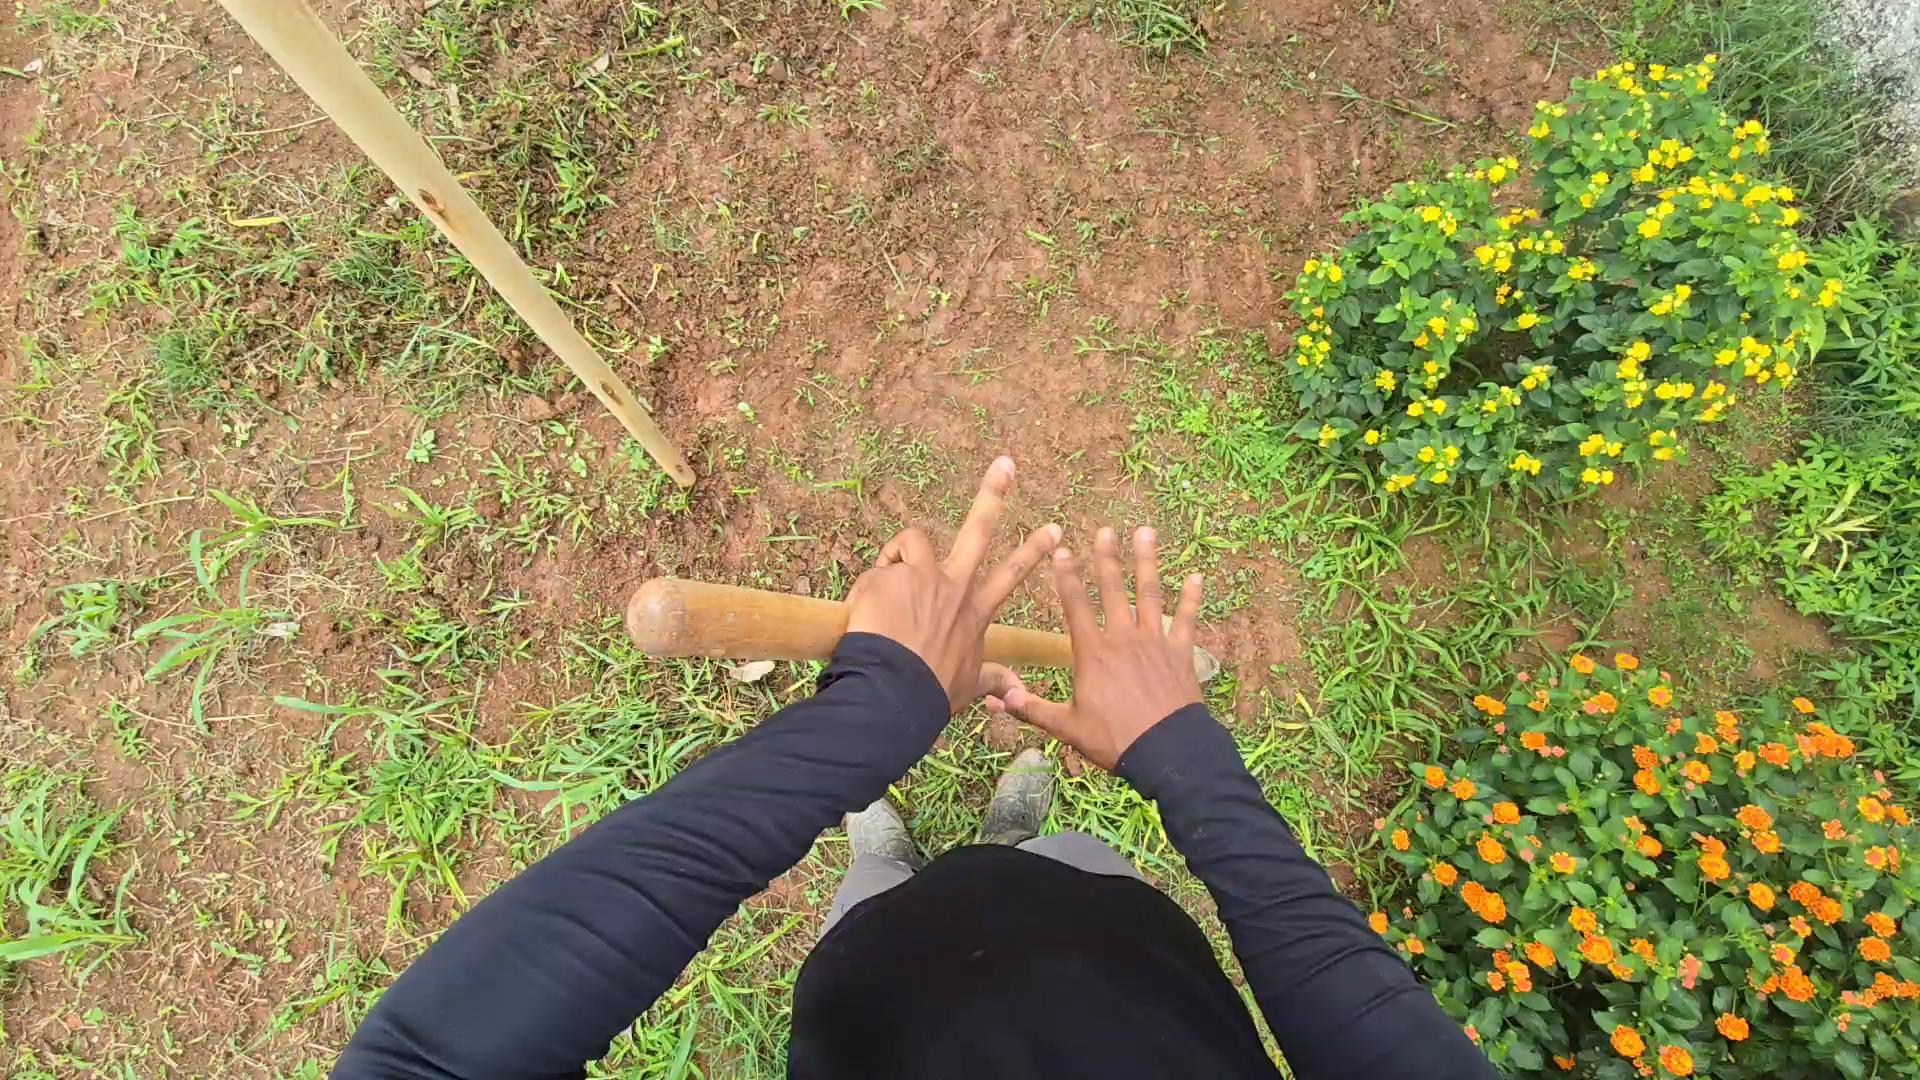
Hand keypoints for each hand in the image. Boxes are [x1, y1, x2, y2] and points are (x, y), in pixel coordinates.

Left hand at [845, 457, 1061, 713]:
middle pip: (979, 529)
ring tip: (888, 572)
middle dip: (994, 493)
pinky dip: (869, 584)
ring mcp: (922, 578)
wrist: (895, 693)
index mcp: (975, 612)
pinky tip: (863, 610)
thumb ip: (993, 679)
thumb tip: (1016, 693)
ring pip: (912, 540)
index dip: (1034, 550)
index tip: (1054, 529)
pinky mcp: (889, 576)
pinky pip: (876, 569)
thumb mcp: (969, 685)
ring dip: (899, 551)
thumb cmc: (932, 692)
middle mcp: (954, 587)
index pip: (1011, 574)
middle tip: (1006, 464)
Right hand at [997, 526, 1203, 769]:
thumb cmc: (1114, 740)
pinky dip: (1192, 598)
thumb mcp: (1066, 727)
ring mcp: (1155, 642)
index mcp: (1092, 653)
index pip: (1075, 605)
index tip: (1061, 549)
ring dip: (1147, 562)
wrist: (1168, 754)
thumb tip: (995, 697)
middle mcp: (1123, 638)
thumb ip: (1031, 707)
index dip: (1066, 575)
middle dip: (1107, 557)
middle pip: (1113, 589)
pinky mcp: (1181, 653)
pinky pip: (1187, 620)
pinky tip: (1196, 576)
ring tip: (1146, 532)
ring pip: (1150, 594)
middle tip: (1105, 530)